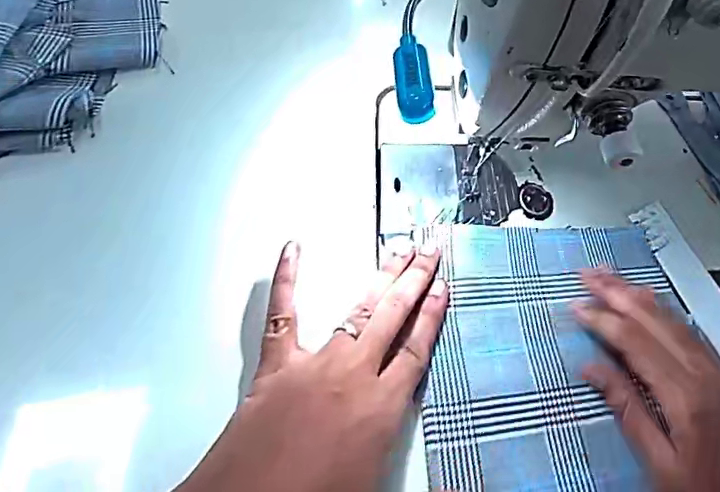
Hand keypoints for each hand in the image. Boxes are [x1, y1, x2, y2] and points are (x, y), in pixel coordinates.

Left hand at [176, 239, 448, 491]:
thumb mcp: (373, 478)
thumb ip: (393, 439)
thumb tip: (425, 458)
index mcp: (381, 408)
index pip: (416, 349)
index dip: (432, 316)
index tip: (442, 289)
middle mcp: (354, 376)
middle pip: (394, 316)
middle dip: (415, 280)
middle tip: (428, 252)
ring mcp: (316, 363)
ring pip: (357, 309)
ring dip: (380, 277)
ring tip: (396, 251)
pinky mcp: (277, 364)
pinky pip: (282, 313)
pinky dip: (286, 278)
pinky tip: (292, 250)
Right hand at [573, 269, 719, 491]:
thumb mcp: (664, 469)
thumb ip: (628, 412)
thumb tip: (590, 368)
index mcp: (686, 395)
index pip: (635, 340)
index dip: (603, 319)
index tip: (576, 306)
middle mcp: (705, 373)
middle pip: (655, 319)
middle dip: (618, 292)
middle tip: (588, 274)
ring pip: (674, 320)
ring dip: (640, 295)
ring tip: (612, 279)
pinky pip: (690, 332)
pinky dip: (664, 311)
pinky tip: (652, 304)